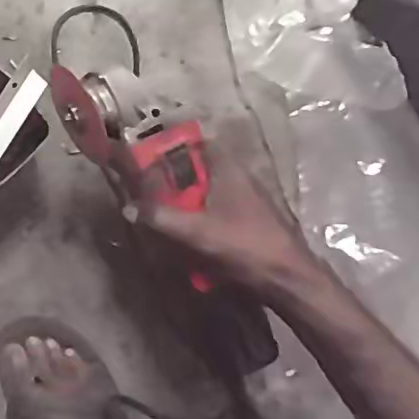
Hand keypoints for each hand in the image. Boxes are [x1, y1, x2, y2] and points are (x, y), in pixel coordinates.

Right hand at [134, 157, 333, 303]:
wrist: (290, 280)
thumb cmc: (246, 246)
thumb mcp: (197, 232)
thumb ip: (161, 217)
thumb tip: (128, 207)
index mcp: (228, 167)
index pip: (196, 138)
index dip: (171, 141)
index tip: (148, 152)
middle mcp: (239, 174)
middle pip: (198, 164)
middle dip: (173, 175)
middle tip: (149, 188)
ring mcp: (248, 196)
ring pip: (207, 187)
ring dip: (186, 198)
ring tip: (164, 212)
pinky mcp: (251, 217)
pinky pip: (217, 206)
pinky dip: (201, 214)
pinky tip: (190, 234)